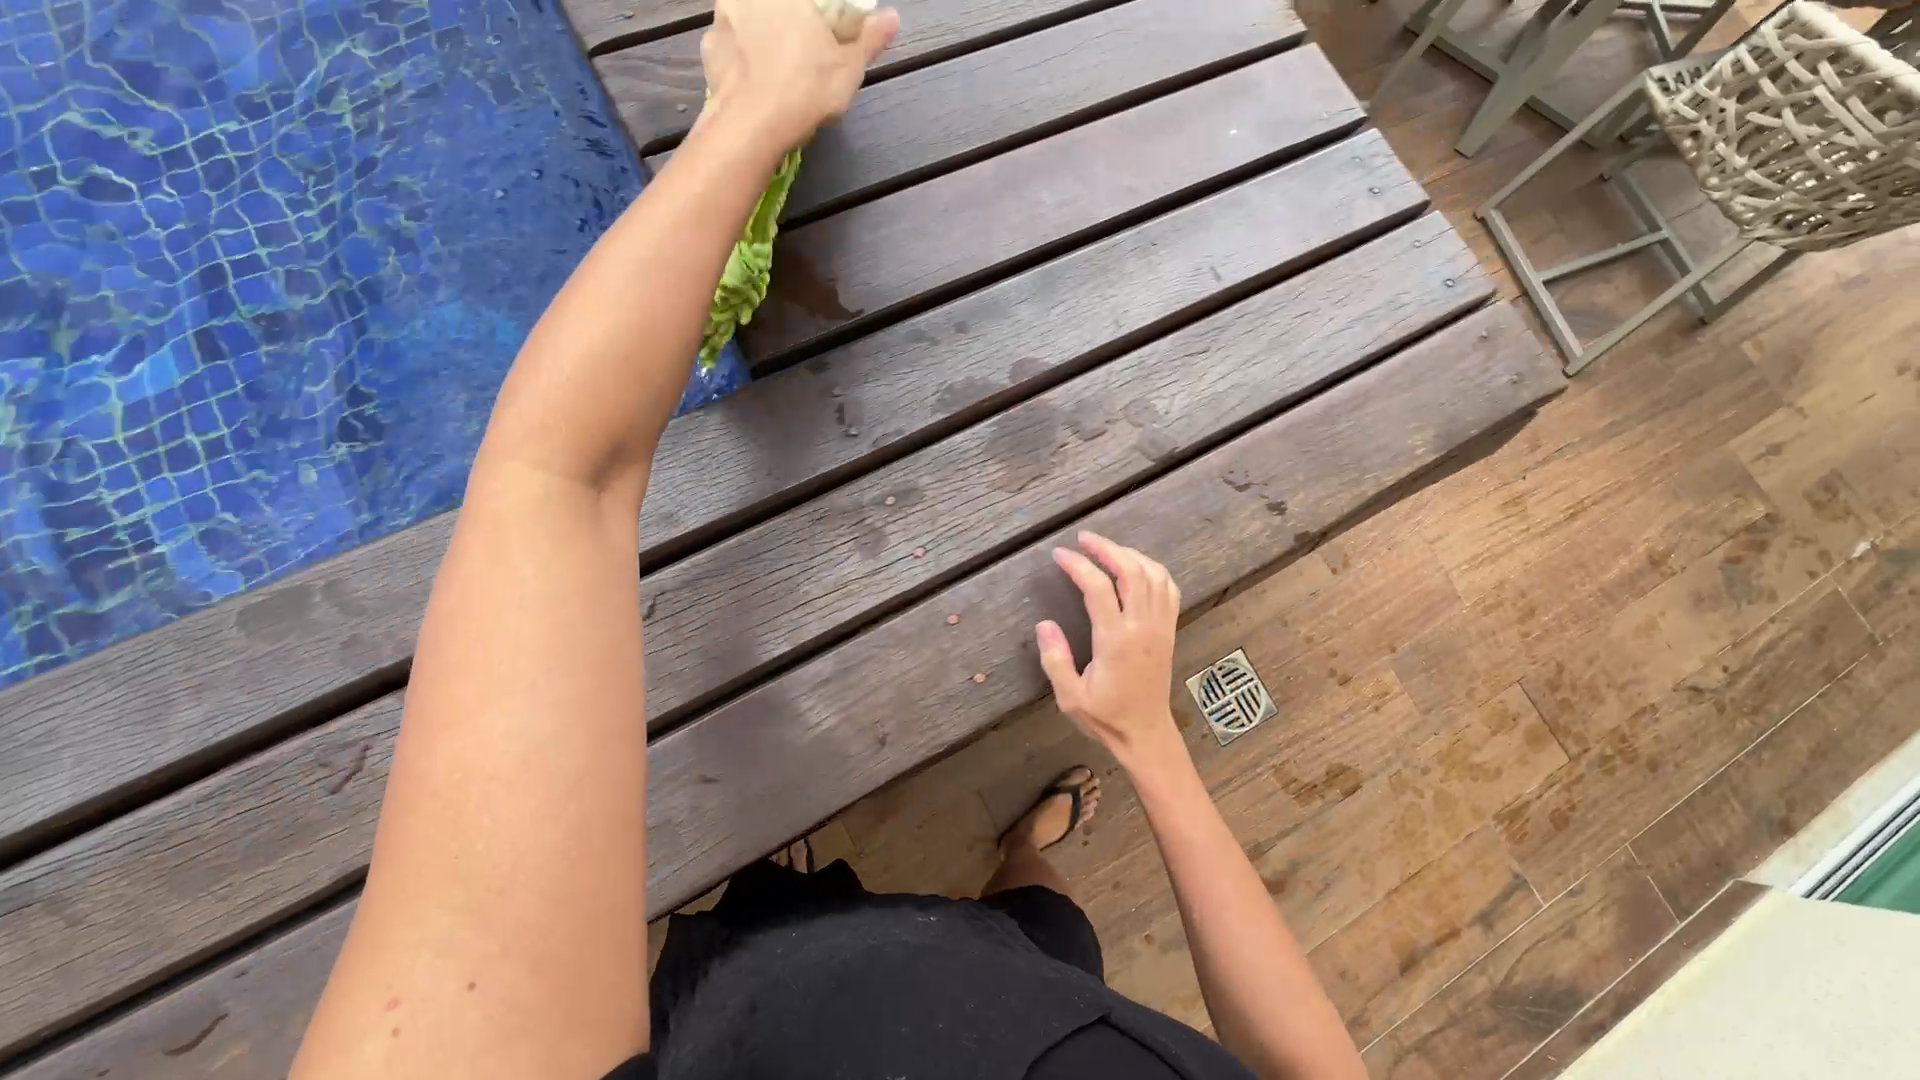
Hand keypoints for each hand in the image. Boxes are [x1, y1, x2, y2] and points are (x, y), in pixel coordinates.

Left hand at [700, 0, 900, 152]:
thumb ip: (869, 38)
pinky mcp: (708, 47)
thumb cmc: (807, 89)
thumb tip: (892, 16)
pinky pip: (728, 43)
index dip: (819, 17)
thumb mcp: (849, 68)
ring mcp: (723, 16)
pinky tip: (753, 79)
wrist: (752, 126)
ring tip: (775, 67)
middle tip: (802, 49)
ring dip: (759, 34)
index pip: (810, 4)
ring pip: (747, 17)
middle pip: (775, 6)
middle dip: (788, 21)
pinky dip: (740, 57)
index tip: (825, 35)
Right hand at [1036, 532, 1187, 771]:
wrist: (1146, 733)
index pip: (1097, 588)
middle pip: (1131, 570)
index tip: (1059, 554)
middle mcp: (1142, 626)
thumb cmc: (1105, 717)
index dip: (1078, 565)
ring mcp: (1160, 626)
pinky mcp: (1169, 630)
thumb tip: (1044, 624)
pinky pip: (1169, 588)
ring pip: (1154, 574)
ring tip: (1107, 549)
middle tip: (1083, 539)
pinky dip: (1153, 569)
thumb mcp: (1070, 697)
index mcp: (1115, 640)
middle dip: (1107, 548)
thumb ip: (1055, 660)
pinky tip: (1136, 567)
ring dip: (1130, 554)